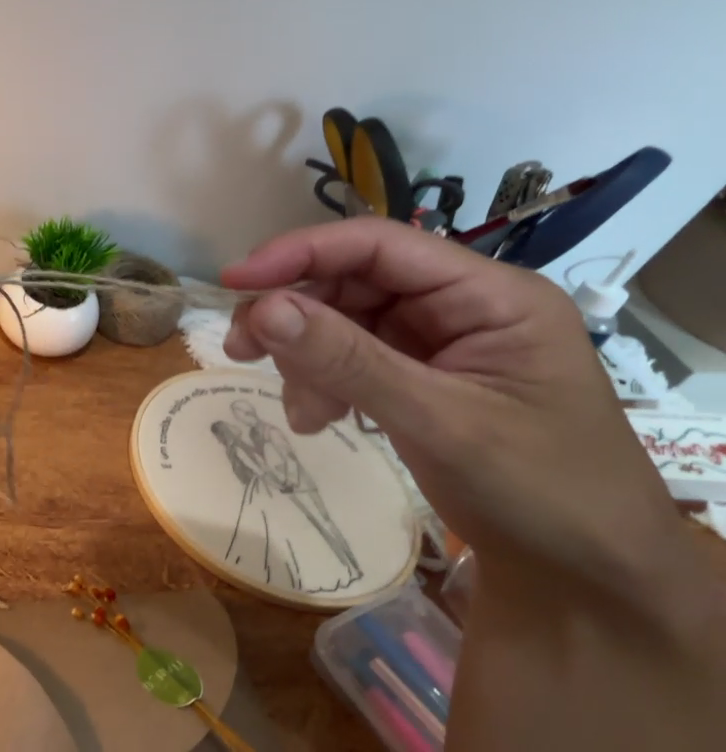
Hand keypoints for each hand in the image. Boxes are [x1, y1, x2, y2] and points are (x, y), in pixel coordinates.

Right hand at [220, 218, 685, 603]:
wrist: (589, 578)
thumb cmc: (540, 492)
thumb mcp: (439, 422)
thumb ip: (347, 360)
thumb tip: (260, 308)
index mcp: (491, 296)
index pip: (379, 245)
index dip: (300, 252)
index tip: (234, 283)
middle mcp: (462, 305)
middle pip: (350, 279)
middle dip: (293, 314)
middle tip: (241, 351)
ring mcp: (439, 340)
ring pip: (339, 319)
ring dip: (303, 357)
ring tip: (302, 410)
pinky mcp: (419, 374)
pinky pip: (346, 356)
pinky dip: (319, 382)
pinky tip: (318, 419)